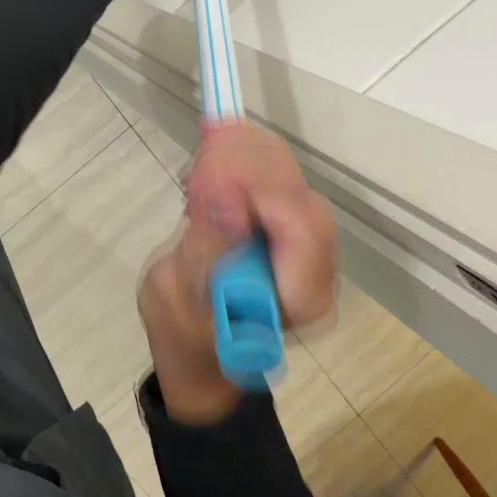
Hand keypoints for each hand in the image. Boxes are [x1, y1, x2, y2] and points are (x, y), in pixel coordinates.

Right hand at [138, 118, 337, 422]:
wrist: (198, 342)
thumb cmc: (185, 332)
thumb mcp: (180, 300)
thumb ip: (207, 250)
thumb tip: (224, 196)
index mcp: (299, 299)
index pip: (298, 227)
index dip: (256, 187)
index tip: (204, 173)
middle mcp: (316, 265)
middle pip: (294, 192)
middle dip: (243, 164)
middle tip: (194, 166)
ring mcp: (307, 239)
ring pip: (285, 173)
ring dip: (239, 155)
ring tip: (197, 169)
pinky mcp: (289, 217)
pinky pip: (273, 171)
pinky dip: (239, 155)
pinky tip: (209, 163)